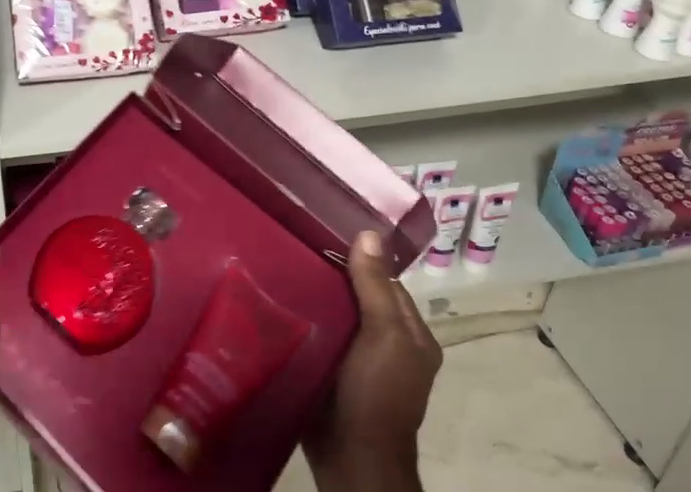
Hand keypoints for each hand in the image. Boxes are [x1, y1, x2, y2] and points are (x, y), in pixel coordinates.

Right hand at [301, 231, 441, 491]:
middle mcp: (389, 347)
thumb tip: (369, 232)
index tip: (324, 236)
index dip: (361, 260)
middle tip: (295, 250)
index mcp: (412, 336)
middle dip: (333, 279)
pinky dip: (302, 324)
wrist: (351, 458)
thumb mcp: (383, 334)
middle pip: (359, 298)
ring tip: (280, 272)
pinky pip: (318, 338)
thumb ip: (375, 286)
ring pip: (336, 317)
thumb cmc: (376, 393)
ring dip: (314, 300)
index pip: (387, 283)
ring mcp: (359, 363)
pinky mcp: (330, 375)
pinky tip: (278, 307)